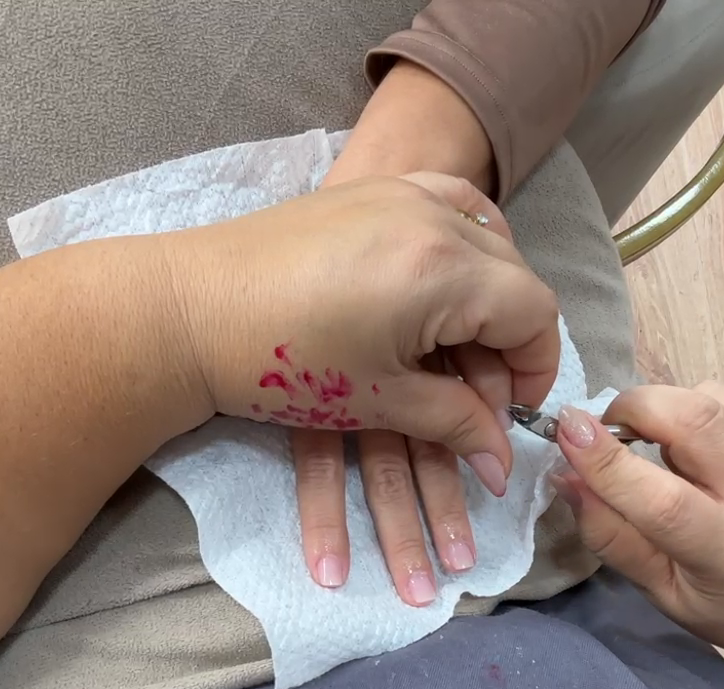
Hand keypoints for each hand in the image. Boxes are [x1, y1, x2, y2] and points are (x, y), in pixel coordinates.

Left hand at [289, 61, 504, 603]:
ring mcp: (401, 193)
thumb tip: (503, 461)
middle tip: (478, 399)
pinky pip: (446, 204)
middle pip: (515, 278)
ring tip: (460, 351)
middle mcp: (435, 215)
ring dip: (487, 299)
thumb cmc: (282, 365)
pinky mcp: (370, 192)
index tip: (508, 418)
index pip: (536, 314)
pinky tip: (442, 283)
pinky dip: (459, 247)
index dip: (535, 373)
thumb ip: (455, 424)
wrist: (188, 310)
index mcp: (446, 268)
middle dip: (508, 346)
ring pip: (486, 241)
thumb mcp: (379, 401)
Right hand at [549, 383, 723, 657]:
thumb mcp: (659, 592)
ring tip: (661, 451)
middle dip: (637, 406)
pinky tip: (699, 452)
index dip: (606, 460)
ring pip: (712, 396)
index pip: (662, 498)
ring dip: (667, 410)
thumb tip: (565, 477)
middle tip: (608, 427)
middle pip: (698, 418)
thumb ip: (611, 535)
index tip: (566, 428)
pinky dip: (697, 412)